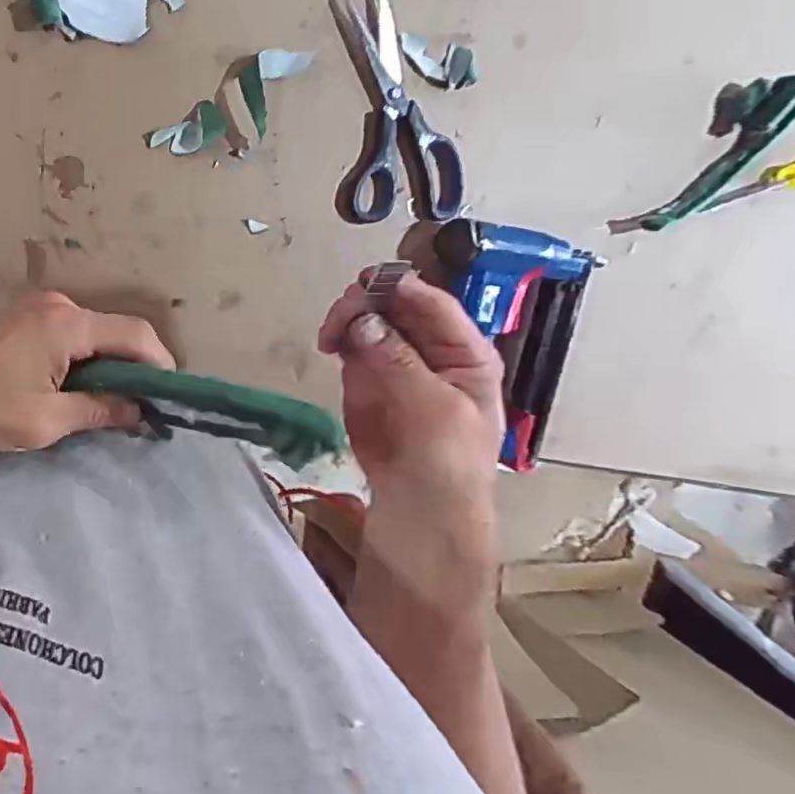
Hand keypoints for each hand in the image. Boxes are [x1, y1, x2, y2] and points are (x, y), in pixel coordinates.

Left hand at [0, 292, 174, 450]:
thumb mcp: (44, 420)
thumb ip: (98, 411)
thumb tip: (138, 410)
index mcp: (69, 324)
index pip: (136, 334)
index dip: (161, 364)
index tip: (168, 397)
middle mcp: (59, 305)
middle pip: (115, 330)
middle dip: (134, 366)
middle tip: (141, 405)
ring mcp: (38, 306)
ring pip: (92, 332)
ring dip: (107, 362)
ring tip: (110, 400)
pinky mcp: (23, 315)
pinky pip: (69, 331)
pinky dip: (83, 355)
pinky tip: (77, 383)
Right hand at [317, 270, 504, 613]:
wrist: (417, 510)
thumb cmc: (444, 463)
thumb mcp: (431, 409)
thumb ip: (398, 360)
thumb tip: (362, 318)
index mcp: (464, 352)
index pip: (435, 306)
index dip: (403, 289)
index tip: (367, 283)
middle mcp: (430, 347)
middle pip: (396, 305)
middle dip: (367, 302)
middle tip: (341, 316)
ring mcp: (395, 358)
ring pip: (368, 317)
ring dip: (347, 317)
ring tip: (331, 335)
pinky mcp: (366, 374)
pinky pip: (350, 340)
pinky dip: (337, 336)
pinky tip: (330, 344)